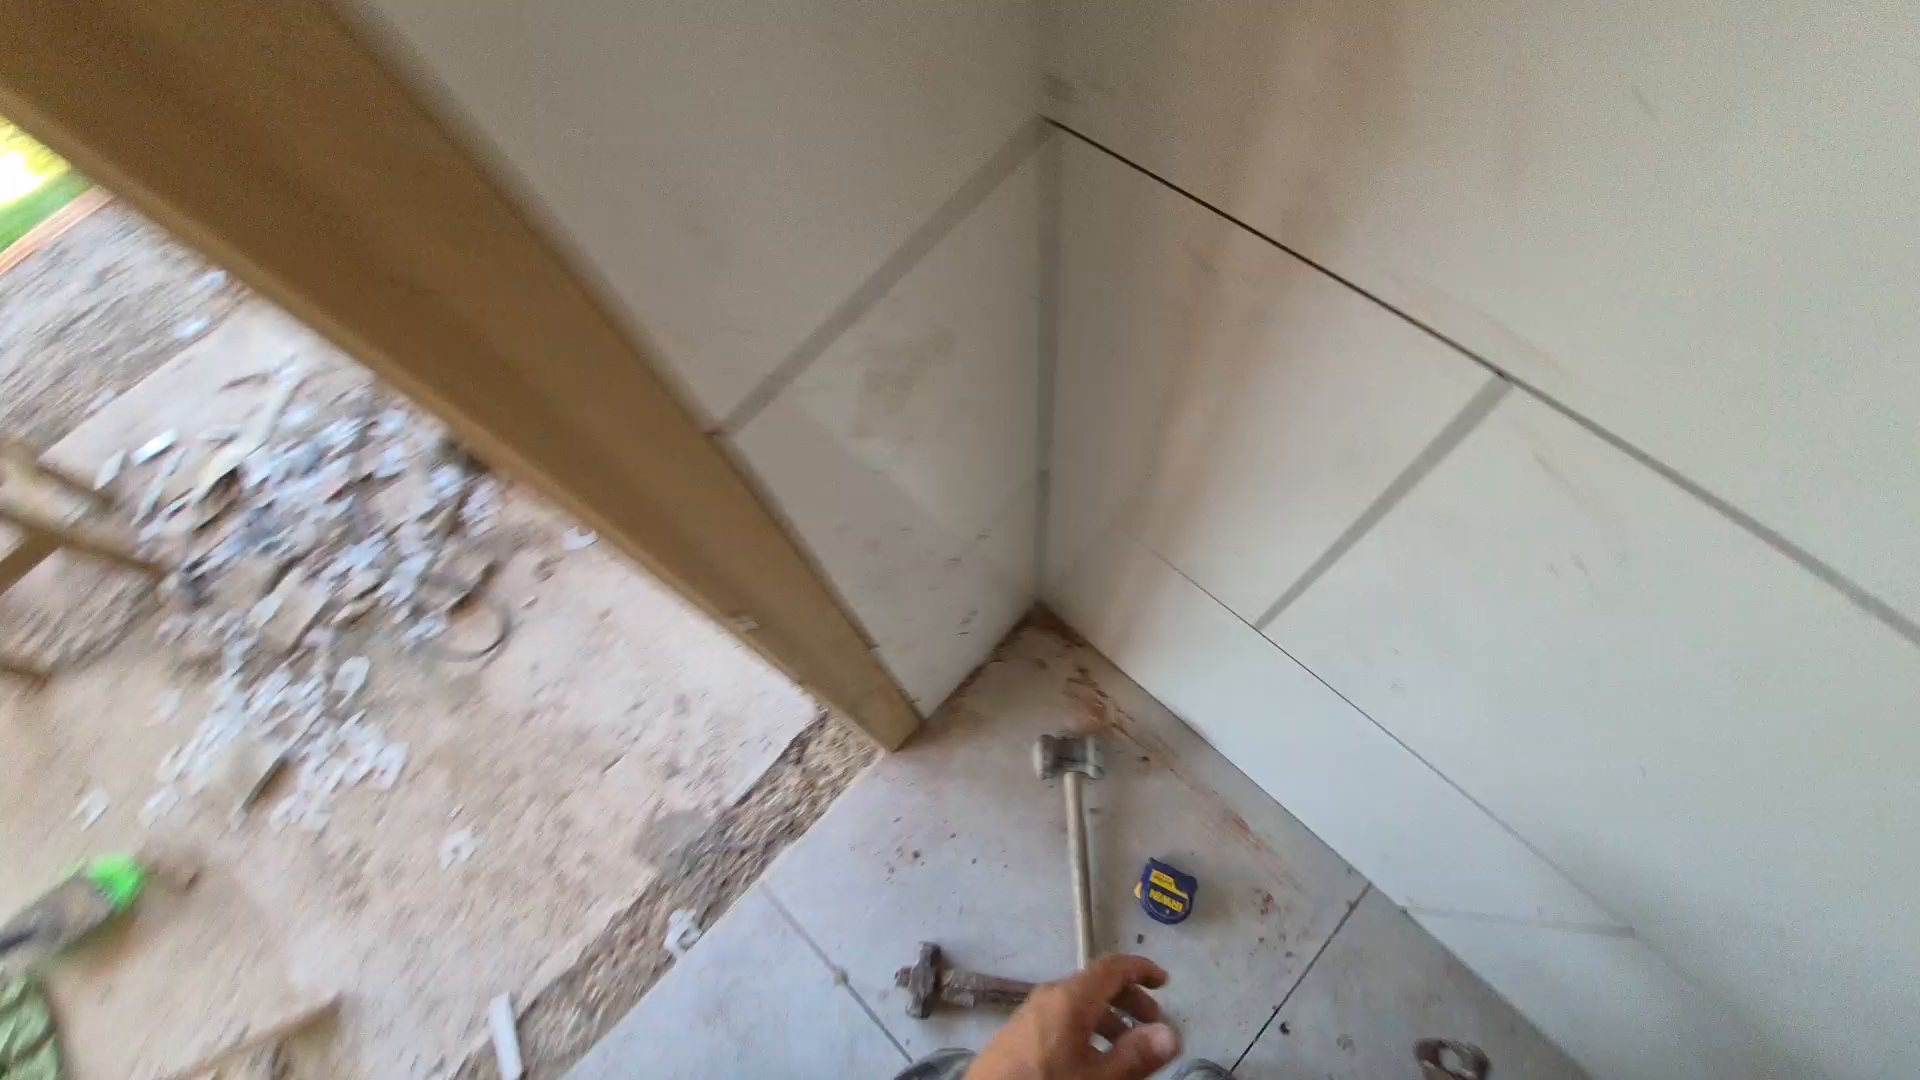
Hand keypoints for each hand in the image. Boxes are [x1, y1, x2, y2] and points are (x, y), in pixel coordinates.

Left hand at [965, 954, 1181, 1079]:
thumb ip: (1136, 1057)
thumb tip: (1172, 1033)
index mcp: (1070, 997)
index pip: (1111, 967)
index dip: (1141, 969)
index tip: (1165, 982)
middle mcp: (1050, 995)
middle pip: (1096, 984)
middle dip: (1129, 1000)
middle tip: (1154, 1027)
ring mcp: (1032, 1013)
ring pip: (1079, 1004)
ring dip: (1109, 1019)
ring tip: (1128, 1051)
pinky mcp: (1020, 1032)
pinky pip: (1063, 1019)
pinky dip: (1087, 1029)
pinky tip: (1093, 1062)